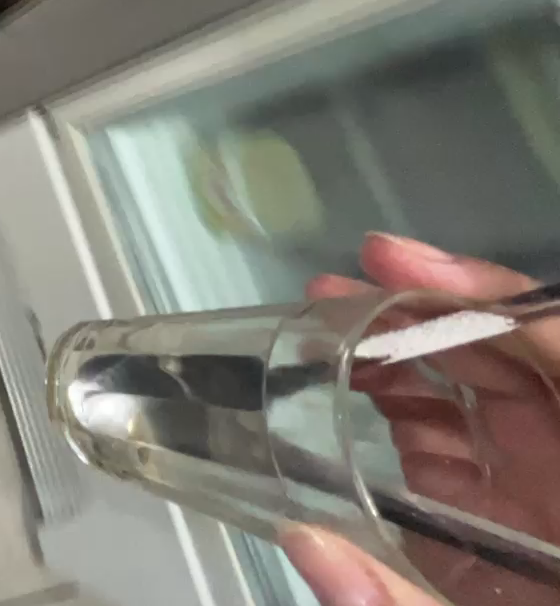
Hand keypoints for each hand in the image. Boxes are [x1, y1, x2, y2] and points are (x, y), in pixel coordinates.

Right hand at [288, 234, 559, 605]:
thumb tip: (303, 540)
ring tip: (318, 323)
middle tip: (329, 291)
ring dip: (397, 343)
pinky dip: (389, 393)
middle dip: (423, 309)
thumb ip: (408, 600)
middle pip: (511, 361)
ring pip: (476, 387)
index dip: (490, 299)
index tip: (390, 261)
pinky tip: (336, 378)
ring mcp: (529, 494)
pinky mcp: (484, 511)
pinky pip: (445, 433)